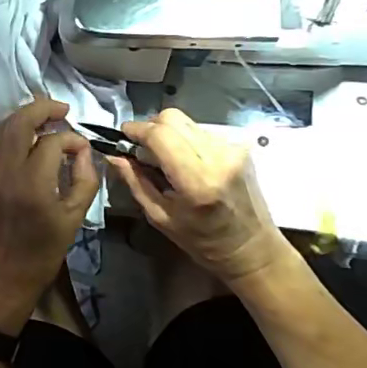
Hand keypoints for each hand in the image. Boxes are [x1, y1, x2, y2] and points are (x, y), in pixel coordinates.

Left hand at [0, 98, 99, 333]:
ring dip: (22, 118)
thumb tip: (82, 149)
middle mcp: (6, 172)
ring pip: (1, 128)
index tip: (81, 148)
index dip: (71, 139)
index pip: (52, 142)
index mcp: (34, 184)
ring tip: (42, 118)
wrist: (7, 272)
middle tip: (61, 109)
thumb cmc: (46, 247)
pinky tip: (17, 134)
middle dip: (43, 109)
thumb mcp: (76, 215)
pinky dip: (2, 132)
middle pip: (20, 123)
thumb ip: (85, 177)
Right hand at [109, 108, 296, 284]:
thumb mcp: (161, 217)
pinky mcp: (240, 147)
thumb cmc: (203, 242)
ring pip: (187, 123)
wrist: (252, 248)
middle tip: (141, 147)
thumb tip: (114, 156)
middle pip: (173, 119)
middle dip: (151, 127)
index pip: (160, 135)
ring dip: (169, 133)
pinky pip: (202, 131)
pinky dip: (187, 140)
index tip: (123, 134)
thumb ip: (136, 182)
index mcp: (197, 181)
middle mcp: (217, 157)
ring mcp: (232, 149)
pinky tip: (186, 161)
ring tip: (164, 157)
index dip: (137, 129)